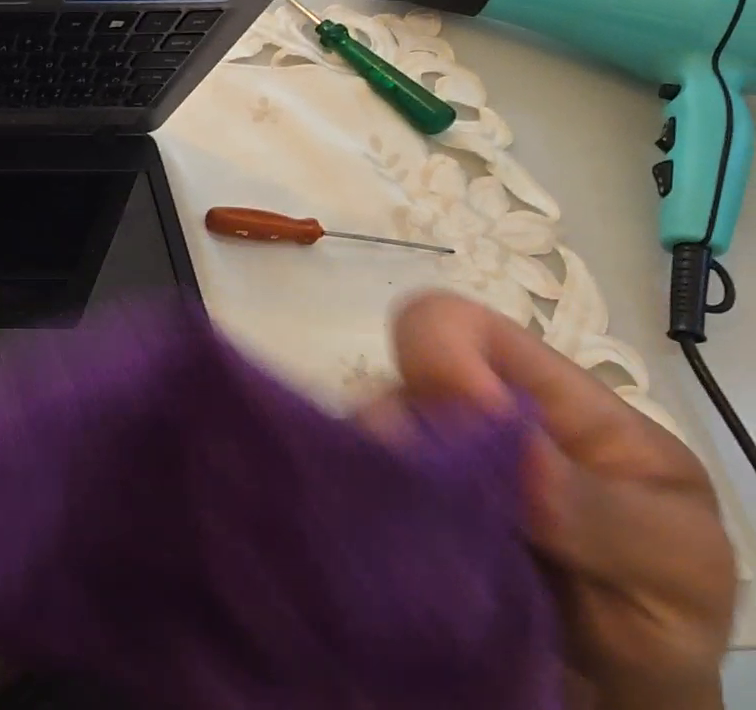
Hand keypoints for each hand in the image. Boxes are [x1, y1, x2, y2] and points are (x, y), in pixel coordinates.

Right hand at [380, 293, 735, 709]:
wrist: (605, 698)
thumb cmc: (654, 620)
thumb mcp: (672, 567)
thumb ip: (600, 505)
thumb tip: (491, 425)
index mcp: (549, 408)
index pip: (464, 330)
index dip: (437, 355)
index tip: (438, 426)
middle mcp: (464, 422)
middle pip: (390, 382)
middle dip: (393, 435)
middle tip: (423, 513)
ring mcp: (414, 463)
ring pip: (350, 433)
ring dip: (363, 481)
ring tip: (405, 551)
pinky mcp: (374, 506)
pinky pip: (331, 484)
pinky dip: (339, 509)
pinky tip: (370, 548)